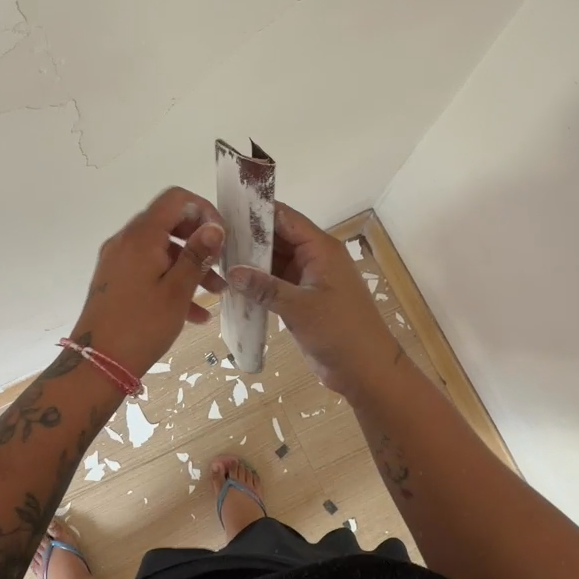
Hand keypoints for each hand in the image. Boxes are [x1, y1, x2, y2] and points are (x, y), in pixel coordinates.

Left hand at [71, 187, 226, 376]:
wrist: (98, 364)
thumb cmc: (142, 325)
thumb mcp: (177, 290)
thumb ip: (197, 254)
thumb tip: (214, 226)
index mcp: (140, 236)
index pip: (175, 199)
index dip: (203, 210)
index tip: (220, 236)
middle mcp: (125, 241)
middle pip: (168, 224)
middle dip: (198, 241)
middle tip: (221, 263)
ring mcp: (117, 262)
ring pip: (160, 251)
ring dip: (189, 266)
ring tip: (216, 292)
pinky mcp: (114, 281)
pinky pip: (148, 271)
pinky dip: (171, 282)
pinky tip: (195, 314)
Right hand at [226, 201, 398, 394]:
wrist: (366, 370)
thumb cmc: (339, 331)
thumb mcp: (299, 307)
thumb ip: (264, 287)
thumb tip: (231, 271)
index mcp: (321, 249)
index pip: (285, 218)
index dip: (257, 211)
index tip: (225, 209)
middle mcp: (314, 257)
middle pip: (277, 237)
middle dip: (248, 237)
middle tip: (212, 236)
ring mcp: (308, 279)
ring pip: (274, 260)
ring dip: (251, 261)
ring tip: (216, 257)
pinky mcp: (302, 299)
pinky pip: (275, 282)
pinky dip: (257, 282)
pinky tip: (231, 284)